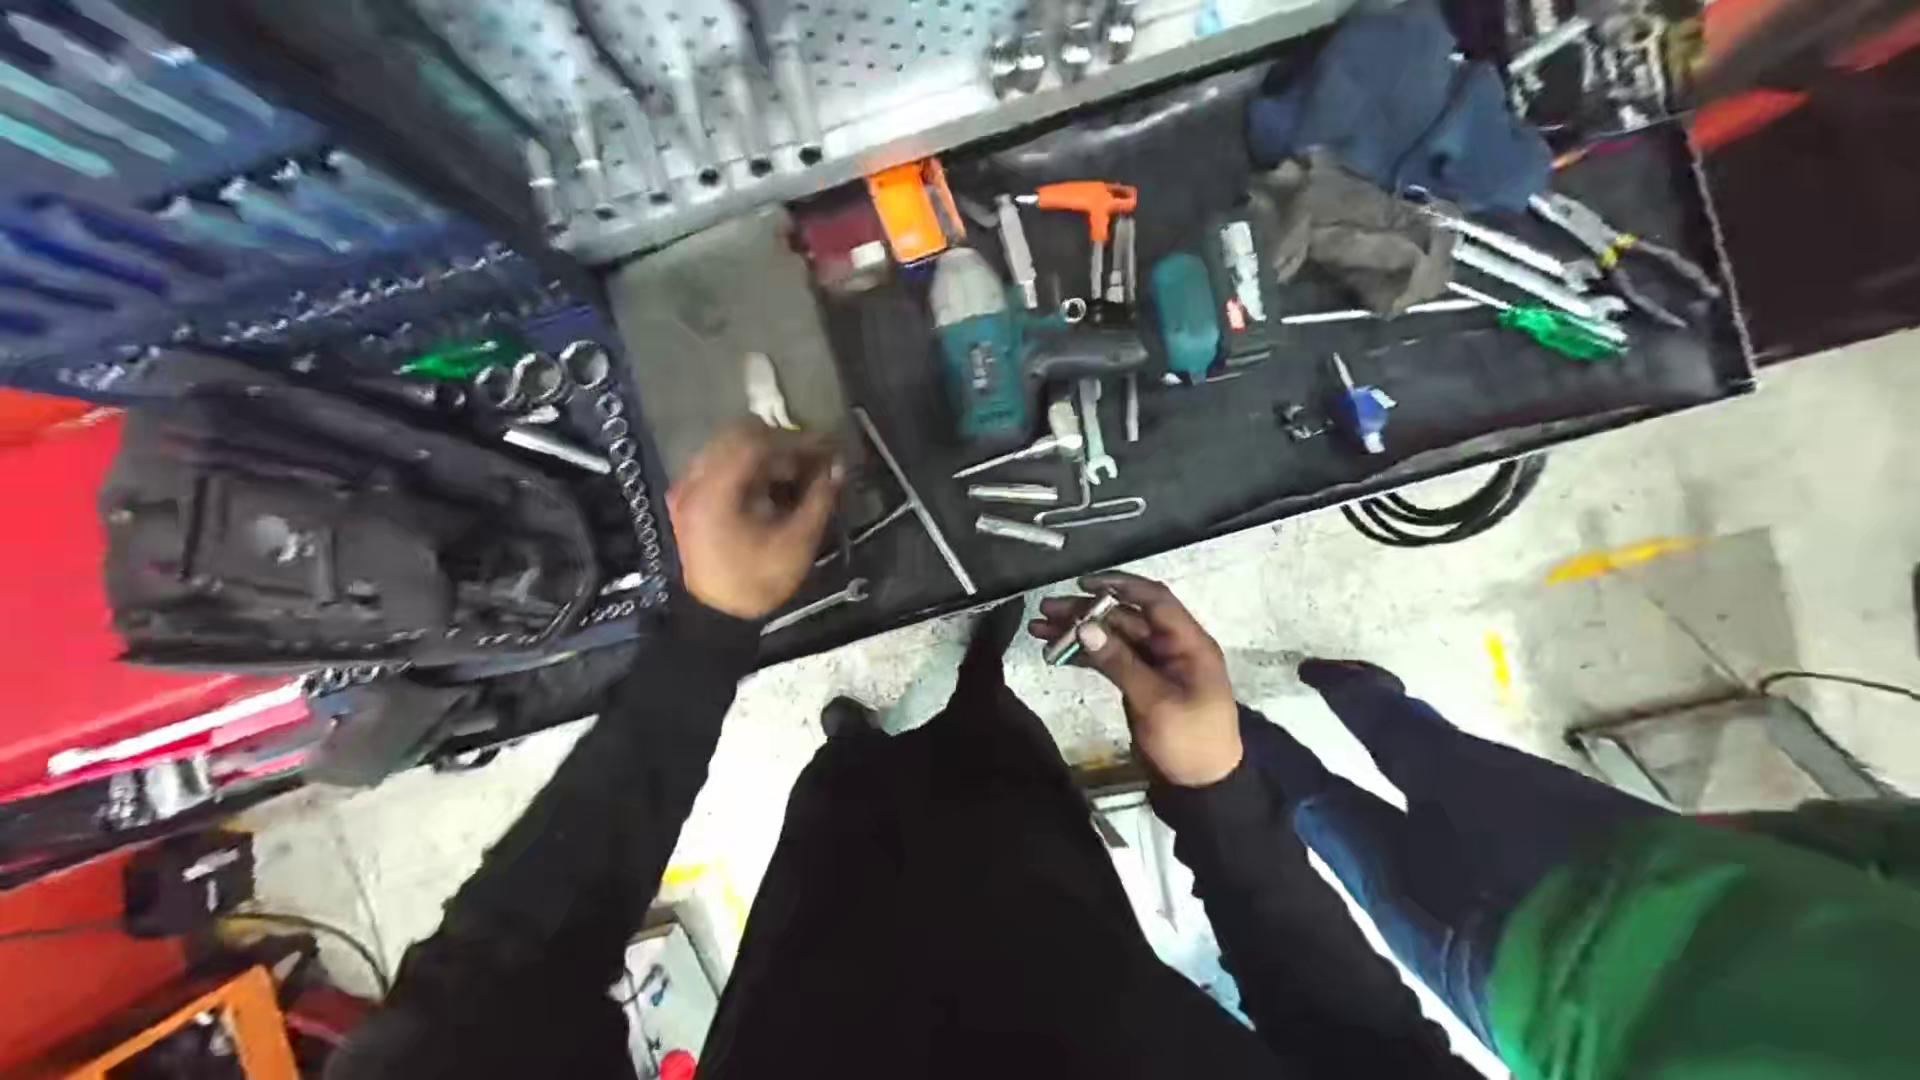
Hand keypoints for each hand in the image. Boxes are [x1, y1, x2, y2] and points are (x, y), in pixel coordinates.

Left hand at [666, 420, 841, 619]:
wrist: (717, 617)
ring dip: (764, 455)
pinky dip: (748, 468)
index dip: (796, 440)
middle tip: (811, 460)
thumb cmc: (758, 581)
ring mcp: (688, 488)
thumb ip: (819, 498)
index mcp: (718, 490)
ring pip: (728, 448)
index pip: (757, 442)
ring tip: (795, 475)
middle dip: (780, 443)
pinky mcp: (690, 499)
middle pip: (739, 436)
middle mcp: (695, 480)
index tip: (826, 447)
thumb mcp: (797, 541)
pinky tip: (771, 487)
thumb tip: (838, 467)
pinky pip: (720, 465)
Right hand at [1029, 572, 1240, 786]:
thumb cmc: (1189, 741)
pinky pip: (1108, 658)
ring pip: (1111, 636)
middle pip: (1124, 617)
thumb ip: (1120, 662)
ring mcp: (1152, 663)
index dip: (1120, 586)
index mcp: (1187, 643)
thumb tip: (1085, 627)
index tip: (1083, 585)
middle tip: (1046, 609)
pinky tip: (1056, 653)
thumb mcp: (1156, 702)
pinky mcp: (1137, 681)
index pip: (1154, 600)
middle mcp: (1169, 646)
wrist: (1201, 788)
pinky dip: (1083, 654)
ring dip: (1077, 631)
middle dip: (1085, 611)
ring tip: (1040, 628)